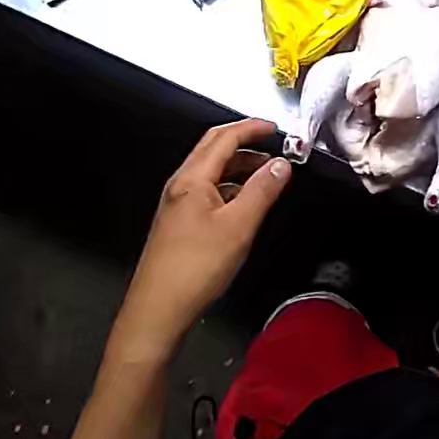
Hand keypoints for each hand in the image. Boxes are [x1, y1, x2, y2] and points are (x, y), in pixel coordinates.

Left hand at [108, 119, 291, 364]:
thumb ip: (262, 191)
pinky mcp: (179, 222)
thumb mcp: (238, 227)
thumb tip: (281, 165)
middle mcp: (181, 185)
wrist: (157, 311)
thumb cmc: (192, 270)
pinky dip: (230, 185)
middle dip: (245, 141)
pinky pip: (208, 189)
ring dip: (239, 164)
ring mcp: (178, 203)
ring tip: (265, 172)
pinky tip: (244, 201)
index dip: (251, 127)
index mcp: (192, 179)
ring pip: (212, 170)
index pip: (224, 137)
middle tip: (270, 142)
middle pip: (214, 148)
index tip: (273, 127)